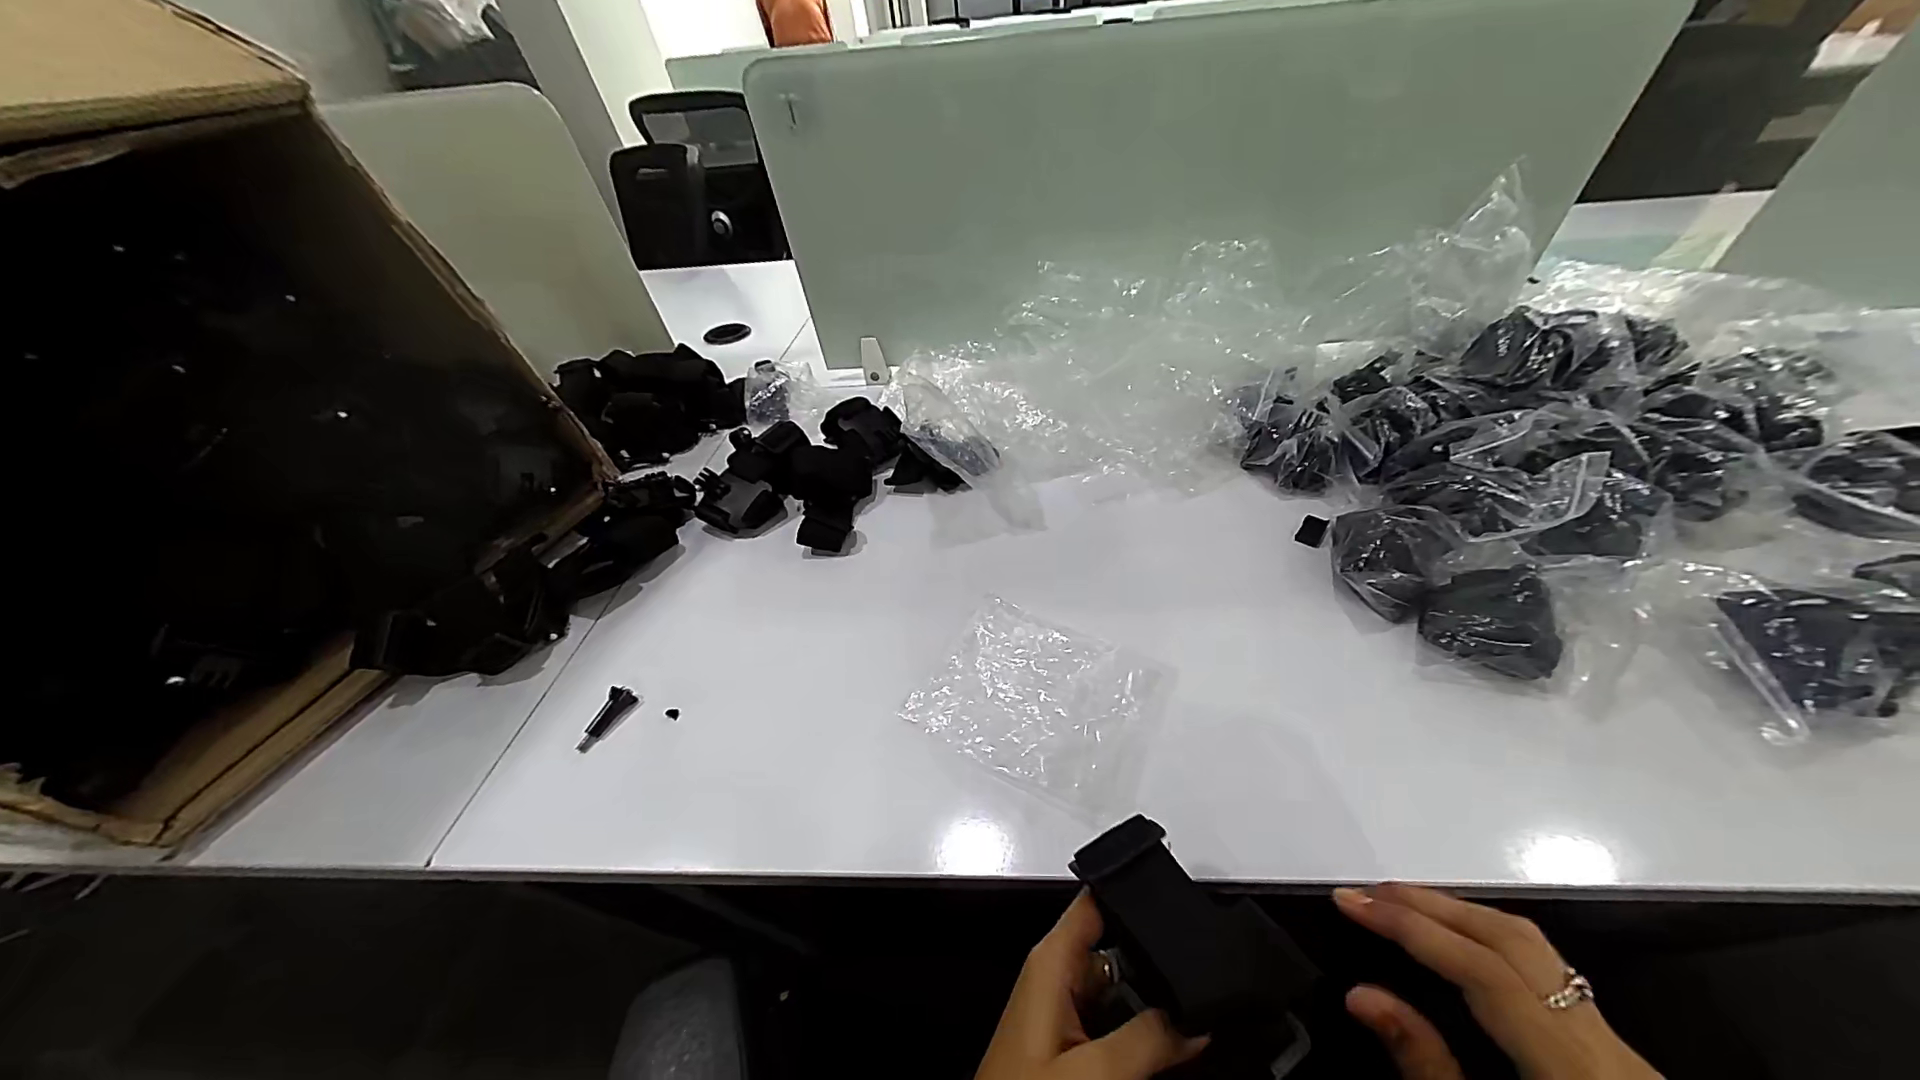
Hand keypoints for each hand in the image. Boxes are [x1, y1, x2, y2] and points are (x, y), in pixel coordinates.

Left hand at [975, 890, 1209, 1079]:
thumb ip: (1147, 1039)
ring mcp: (1063, 1009)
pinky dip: (1137, 1031)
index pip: (1094, 902)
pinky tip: (1163, 1049)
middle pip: (1114, 947)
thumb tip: (1191, 1020)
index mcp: (1051, 961)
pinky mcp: (1069, 1041)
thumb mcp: (1094, 1072)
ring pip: (1119, 989)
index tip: (1172, 900)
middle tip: (1192, 986)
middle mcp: (1056, 976)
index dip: (1130, 893)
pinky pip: (1113, 1021)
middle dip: (1152, 964)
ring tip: (1183, 1022)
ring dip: (1148, 1004)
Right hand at [1334, 884, 1660, 1079]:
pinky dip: (1485, 936)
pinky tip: (1451, 936)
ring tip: (1398, 902)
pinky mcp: (1615, 1050)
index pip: (1483, 972)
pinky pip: (1544, 966)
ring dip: (1457, 913)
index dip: (1411, 928)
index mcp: (1573, 1072)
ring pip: (1533, 946)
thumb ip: (1425, 1065)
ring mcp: (1620, 1046)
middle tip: (1366, 892)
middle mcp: (1607, 1049)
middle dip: (1430, 906)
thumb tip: (1360, 994)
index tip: (1350, 902)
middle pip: (1511, 942)